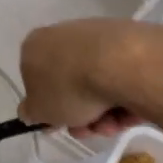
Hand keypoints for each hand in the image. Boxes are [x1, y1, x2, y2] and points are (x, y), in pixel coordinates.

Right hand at [17, 18, 152, 137]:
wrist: (126, 64)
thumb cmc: (70, 87)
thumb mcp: (38, 112)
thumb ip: (30, 112)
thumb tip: (32, 110)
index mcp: (35, 46)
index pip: (35, 81)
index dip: (48, 107)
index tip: (60, 123)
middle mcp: (64, 33)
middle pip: (70, 83)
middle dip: (81, 113)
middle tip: (90, 129)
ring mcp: (99, 34)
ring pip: (97, 81)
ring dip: (104, 110)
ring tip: (115, 124)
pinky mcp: (131, 37)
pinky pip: (122, 73)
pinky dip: (125, 94)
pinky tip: (132, 110)